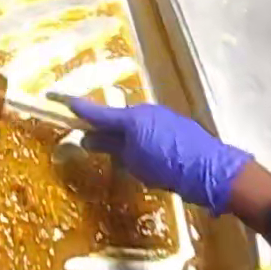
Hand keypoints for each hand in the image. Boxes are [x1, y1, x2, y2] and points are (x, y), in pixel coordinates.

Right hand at [58, 99, 252, 213]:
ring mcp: (161, 117)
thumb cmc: (170, 168)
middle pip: (114, 119)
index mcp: (131, 119)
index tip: (55, 97)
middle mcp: (144, 112)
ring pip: (132, 126)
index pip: (95, 111)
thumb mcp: (135, 163)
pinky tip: (145, 159)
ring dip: (123, 139)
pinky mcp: (174, 126)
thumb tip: (90, 138)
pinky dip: (139, 141)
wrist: (215, 172)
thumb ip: (111, 148)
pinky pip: (147, 131)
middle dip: (100, 129)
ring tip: (122, 159)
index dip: (74, 105)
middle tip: (87, 141)